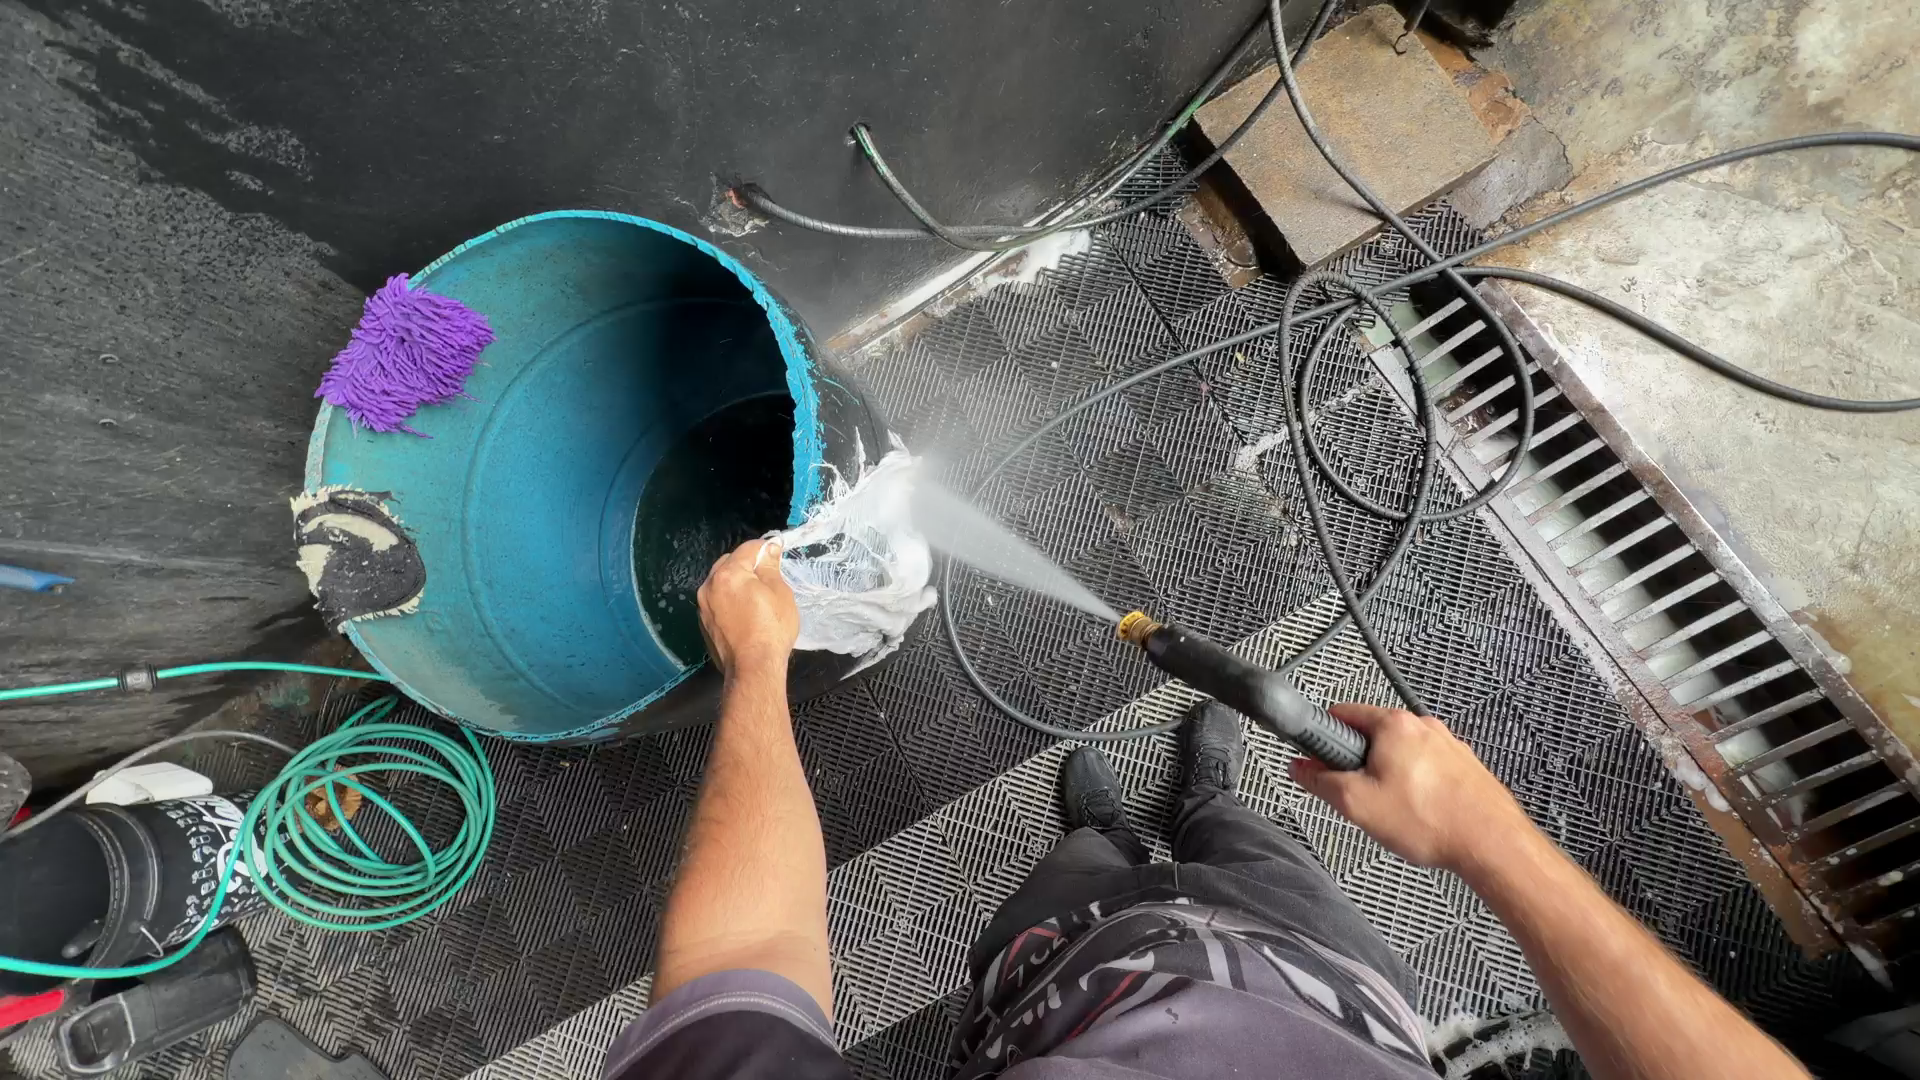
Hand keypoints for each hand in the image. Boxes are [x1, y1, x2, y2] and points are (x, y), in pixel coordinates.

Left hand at [697, 538, 799, 676]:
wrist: (753, 667)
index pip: (747, 549)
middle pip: (728, 563)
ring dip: (735, 581)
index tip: (777, 553)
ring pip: (720, 582)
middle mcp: (709, 586)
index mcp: (728, 574)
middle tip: (767, 575)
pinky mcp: (703, 623)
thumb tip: (768, 549)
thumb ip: (770, 567)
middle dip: (747, 564)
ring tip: (755, 594)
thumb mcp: (779, 593)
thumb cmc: (772, 628)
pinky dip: (728, 599)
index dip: (765, 548)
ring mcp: (703, 606)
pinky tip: (743, 612)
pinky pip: (716, 601)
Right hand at [1289, 704, 1533, 872]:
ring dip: (1388, 775)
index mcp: (1394, 724)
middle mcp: (1423, 727)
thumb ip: (1318, 780)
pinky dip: (1416, 786)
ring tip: (1393, 809)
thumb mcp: (1355, 803)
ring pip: (1399, 754)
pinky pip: (1425, 769)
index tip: (1323, 762)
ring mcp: (1448, 746)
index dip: (1324, 740)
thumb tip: (1300, 768)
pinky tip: (1419, 814)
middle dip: (1358, 762)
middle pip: (1370, 735)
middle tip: (1360, 793)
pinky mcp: (1466, 768)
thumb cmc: (1435, 823)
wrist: (1497, 850)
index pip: (1340, 714)